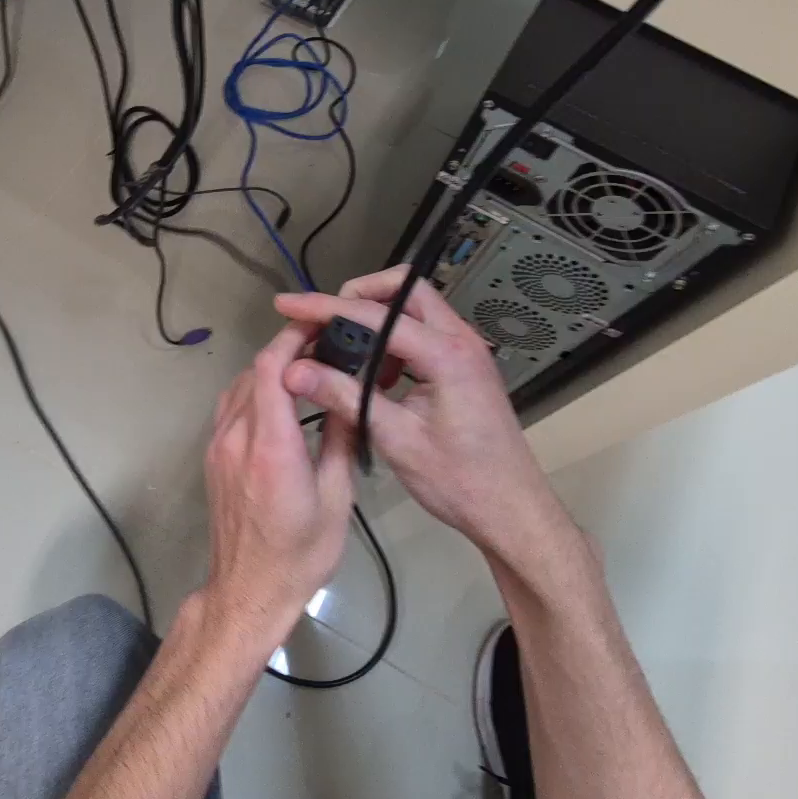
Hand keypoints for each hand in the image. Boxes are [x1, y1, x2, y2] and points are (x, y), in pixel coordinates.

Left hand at [200, 323, 356, 647]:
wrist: (248, 591)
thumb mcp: (336, 499)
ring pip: (239, 386)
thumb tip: (348, 398)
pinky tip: (279, 398)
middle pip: (254, 371)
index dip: (292, 338)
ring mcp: (218, 446)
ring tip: (304, 366)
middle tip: (324, 345)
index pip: (271, 368)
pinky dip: (254, 390)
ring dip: (269, 368)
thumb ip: (340, 441)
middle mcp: (236, 437)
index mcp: (271, 446)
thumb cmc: (300, 553)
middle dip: (286, 349)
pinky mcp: (212, 456)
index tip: (318, 324)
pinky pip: (230, 406)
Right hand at [273, 266, 574, 561]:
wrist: (510, 510)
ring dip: (378, 318)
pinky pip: (425, 333)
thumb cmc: (458, 481)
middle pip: (405, 288)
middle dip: (360, 296)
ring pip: (416, 308)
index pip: (374, 315)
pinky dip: (395, 340)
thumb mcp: (395, 439)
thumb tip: (294, 370)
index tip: (287, 305)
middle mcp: (460, 339)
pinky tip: (377, 377)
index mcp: (445, 354)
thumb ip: (345, 397)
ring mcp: (467, 350)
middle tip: (325, 322)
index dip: (325, 308)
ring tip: (347, 354)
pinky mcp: (465, 366)